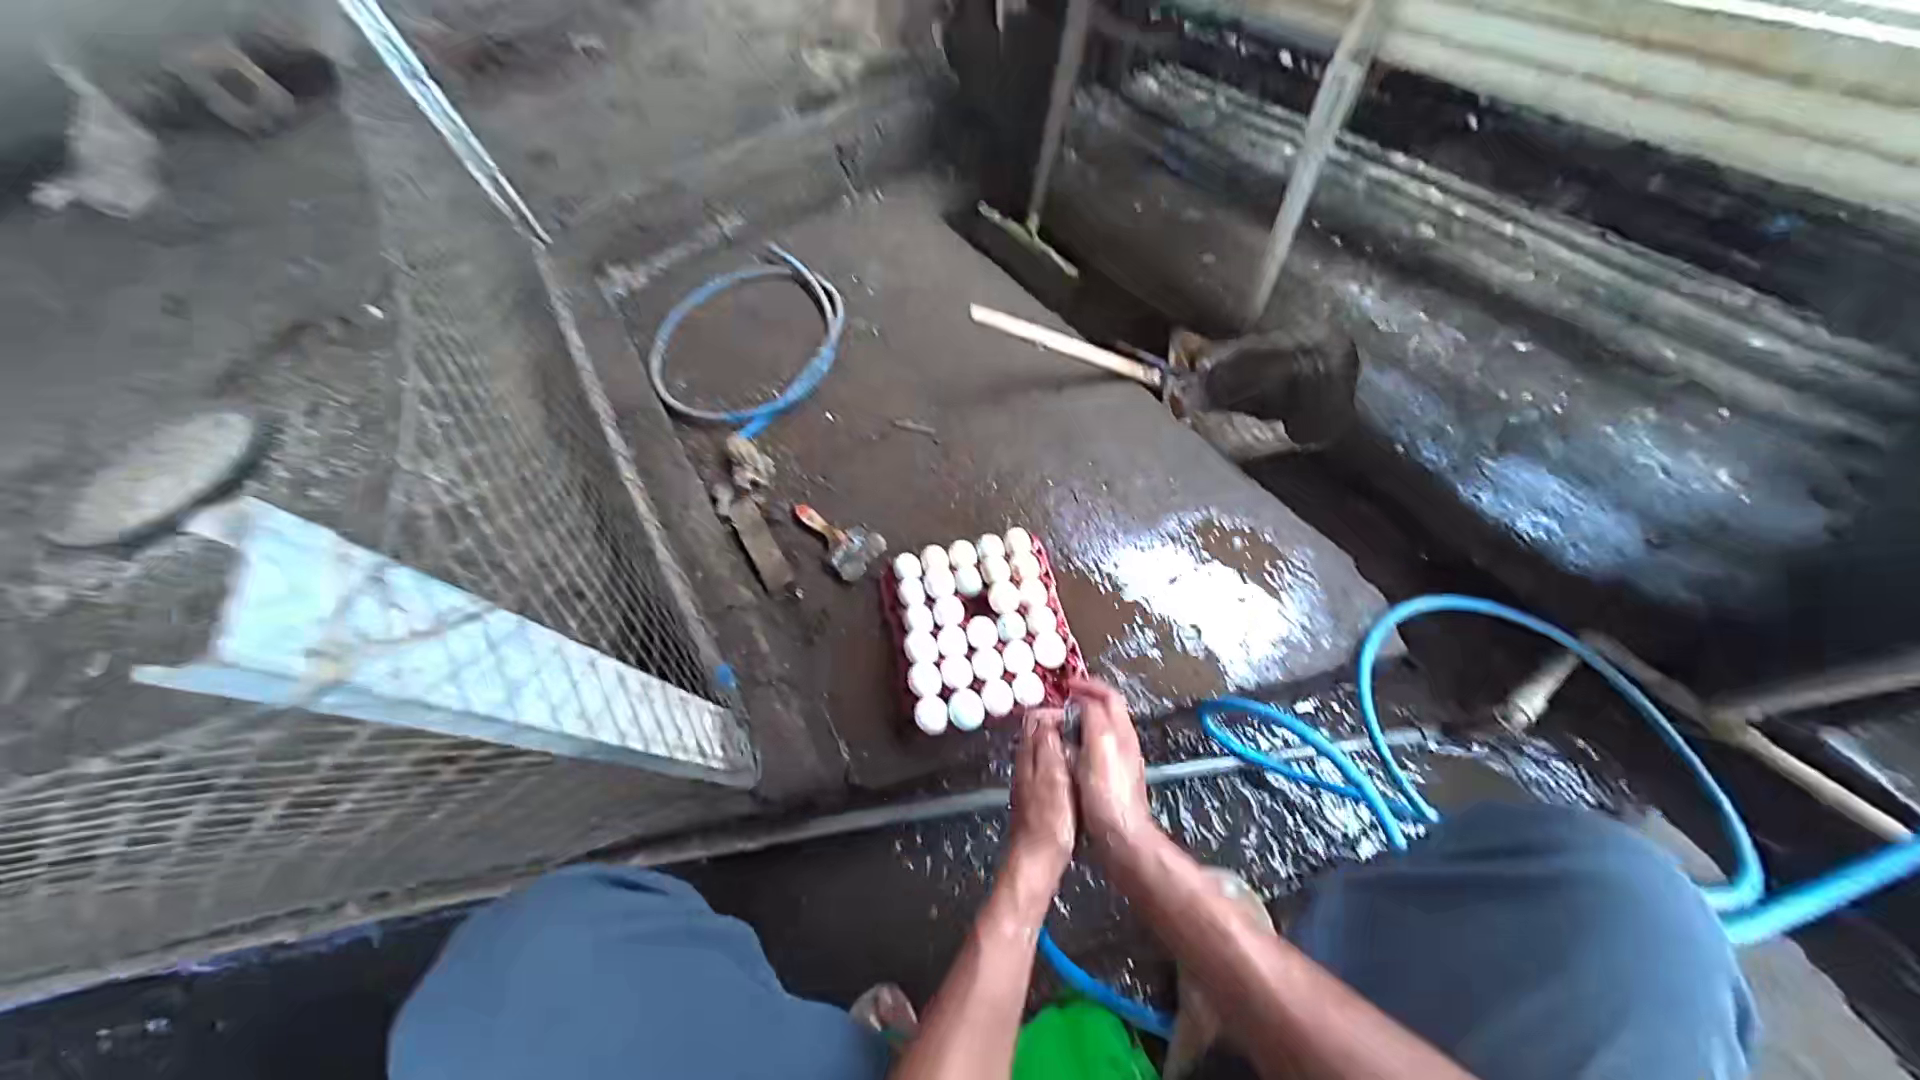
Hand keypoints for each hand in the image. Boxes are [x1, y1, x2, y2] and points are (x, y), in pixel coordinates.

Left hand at [1007, 707, 1075, 882]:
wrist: (1037, 857)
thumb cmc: (1050, 817)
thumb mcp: (1053, 775)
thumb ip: (1048, 744)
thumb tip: (1048, 717)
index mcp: (1028, 752)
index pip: (1036, 716)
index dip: (1058, 712)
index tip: (1080, 719)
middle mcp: (1025, 761)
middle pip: (1037, 730)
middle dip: (1060, 725)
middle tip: (1085, 733)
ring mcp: (1029, 778)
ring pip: (1044, 749)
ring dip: (1062, 745)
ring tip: (1085, 751)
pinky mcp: (1037, 795)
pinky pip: (1048, 767)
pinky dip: (1062, 763)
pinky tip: (1078, 775)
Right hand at [1066, 677, 1157, 856]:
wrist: (1122, 836)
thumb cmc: (1106, 793)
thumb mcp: (1098, 745)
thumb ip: (1092, 717)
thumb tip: (1082, 702)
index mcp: (1120, 731)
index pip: (1107, 695)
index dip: (1087, 686)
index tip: (1065, 686)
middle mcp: (1124, 741)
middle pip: (1107, 709)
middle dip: (1085, 700)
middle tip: (1061, 702)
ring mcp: (1121, 760)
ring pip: (1101, 728)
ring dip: (1082, 720)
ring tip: (1060, 723)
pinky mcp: (1113, 778)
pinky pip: (1097, 747)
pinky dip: (1082, 740)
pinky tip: (1068, 752)